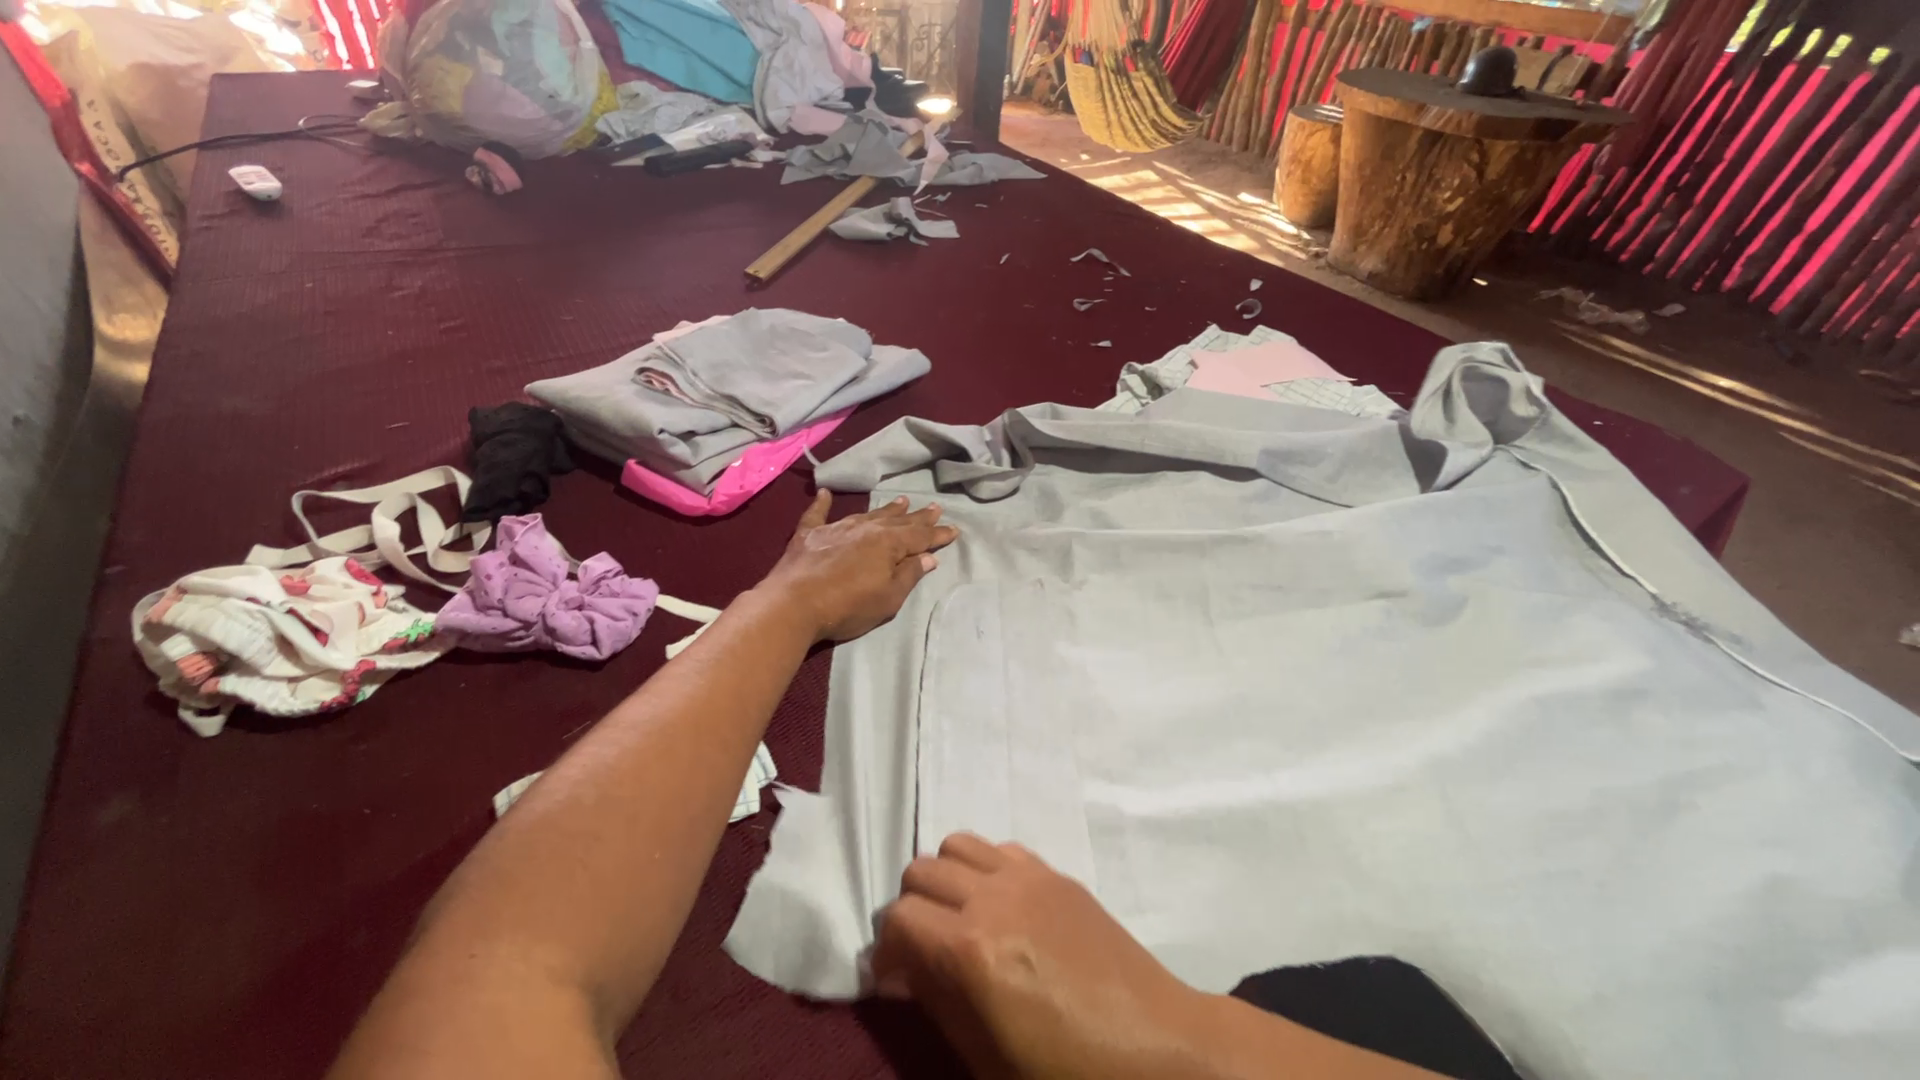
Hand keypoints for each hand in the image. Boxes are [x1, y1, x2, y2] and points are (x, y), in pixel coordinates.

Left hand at [756, 490, 958, 643]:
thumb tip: (928, 557)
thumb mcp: (888, 599)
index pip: (920, 537)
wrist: (793, 604)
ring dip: (886, 509)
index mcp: (888, 544)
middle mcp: (866, 529)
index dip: (937, 535)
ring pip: (868, 514)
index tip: (953, 529)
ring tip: (901, 502)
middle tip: (934, 507)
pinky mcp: (809, 535)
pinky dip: (823, 503)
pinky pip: (818, 514)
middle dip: (918, 517)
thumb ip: (908, 575)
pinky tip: (825, 493)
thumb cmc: (847, 606)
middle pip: (898, 521)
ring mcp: (836, 528)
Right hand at [871, 835, 1216, 1079]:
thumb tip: (900, 972)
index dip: (886, 950)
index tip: (893, 978)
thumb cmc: (1065, 1068)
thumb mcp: (985, 1057)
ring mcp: (1027, 878)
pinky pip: (1000, 849)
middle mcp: (992, 898)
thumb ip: (935, 1001)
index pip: (898, 919)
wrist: (1155, 1044)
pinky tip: (999, 907)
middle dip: (910, 910)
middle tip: (923, 949)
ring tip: (957, 919)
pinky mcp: (1056, 874)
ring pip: (956, 845)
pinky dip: (985, 869)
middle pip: (920, 872)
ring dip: (944, 879)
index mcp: (970, 950)